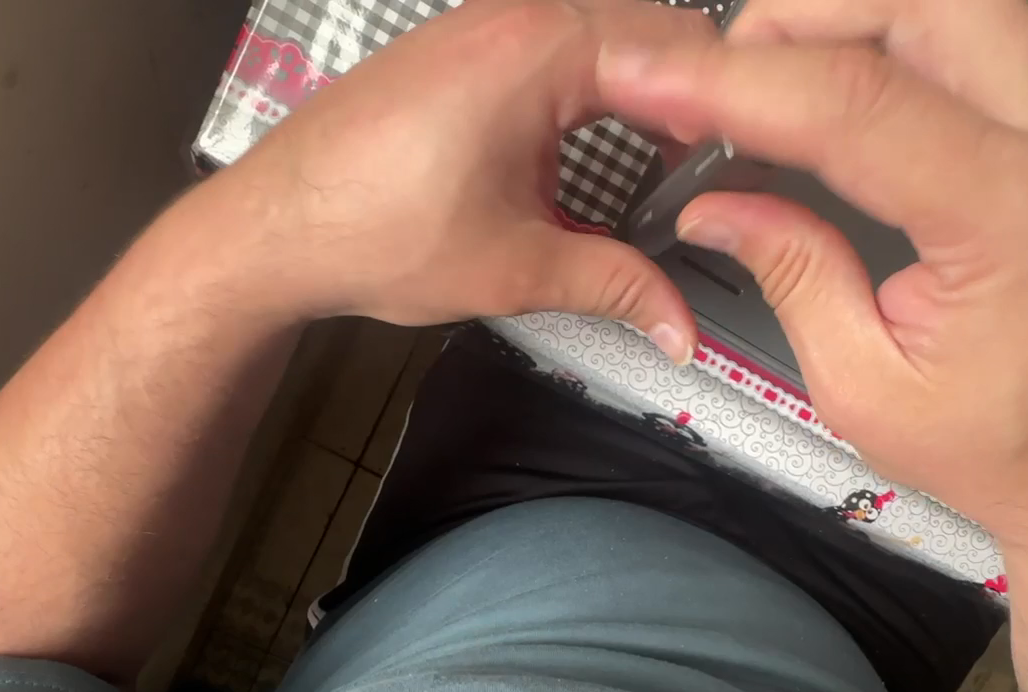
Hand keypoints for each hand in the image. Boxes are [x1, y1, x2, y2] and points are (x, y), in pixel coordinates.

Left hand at [180, 0, 712, 361]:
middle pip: (644, 36)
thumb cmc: (374, 235)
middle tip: (713, 174)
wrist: (276, 231)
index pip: (674, 54)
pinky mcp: (458, 53)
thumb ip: (614, 286)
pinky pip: (552, 54)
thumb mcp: (517, 268)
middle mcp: (510, 14)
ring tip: (660, 171)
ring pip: (598, 41)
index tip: (751, 163)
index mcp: (537, 49)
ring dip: (637, 100)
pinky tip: (588, 155)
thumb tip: (677, 325)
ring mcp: (479, 26)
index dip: (724, 111)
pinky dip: (589, 98)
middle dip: (686, 106)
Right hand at [597, 0, 1027, 543]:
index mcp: (1019, 220)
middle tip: (710, 77)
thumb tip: (719, 208)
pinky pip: (962, 38)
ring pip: (942, 2)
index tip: (664, 83)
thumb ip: (791, 273)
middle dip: (792, 22)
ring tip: (755, 82)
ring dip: (835, 23)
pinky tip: (819, 87)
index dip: (743, 87)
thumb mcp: (859, 382)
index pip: (859, 107)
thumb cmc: (990, 441)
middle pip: (917, 3)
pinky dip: (876, 46)